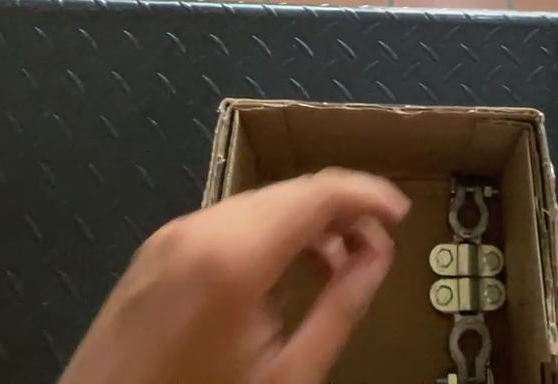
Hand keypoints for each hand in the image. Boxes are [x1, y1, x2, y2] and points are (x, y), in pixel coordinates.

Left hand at [59, 168, 410, 383]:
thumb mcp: (286, 376)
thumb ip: (341, 307)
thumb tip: (378, 253)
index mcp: (234, 254)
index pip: (318, 191)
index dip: (367, 194)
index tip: (402, 214)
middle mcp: (201, 225)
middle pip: (290, 193)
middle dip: (340, 210)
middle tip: (376, 245)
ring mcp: (171, 234)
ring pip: (260, 204)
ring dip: (305, 221)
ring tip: (338, 262)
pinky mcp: (155, 251)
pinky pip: (227, 223)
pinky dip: (268, 233)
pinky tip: (286, 270)